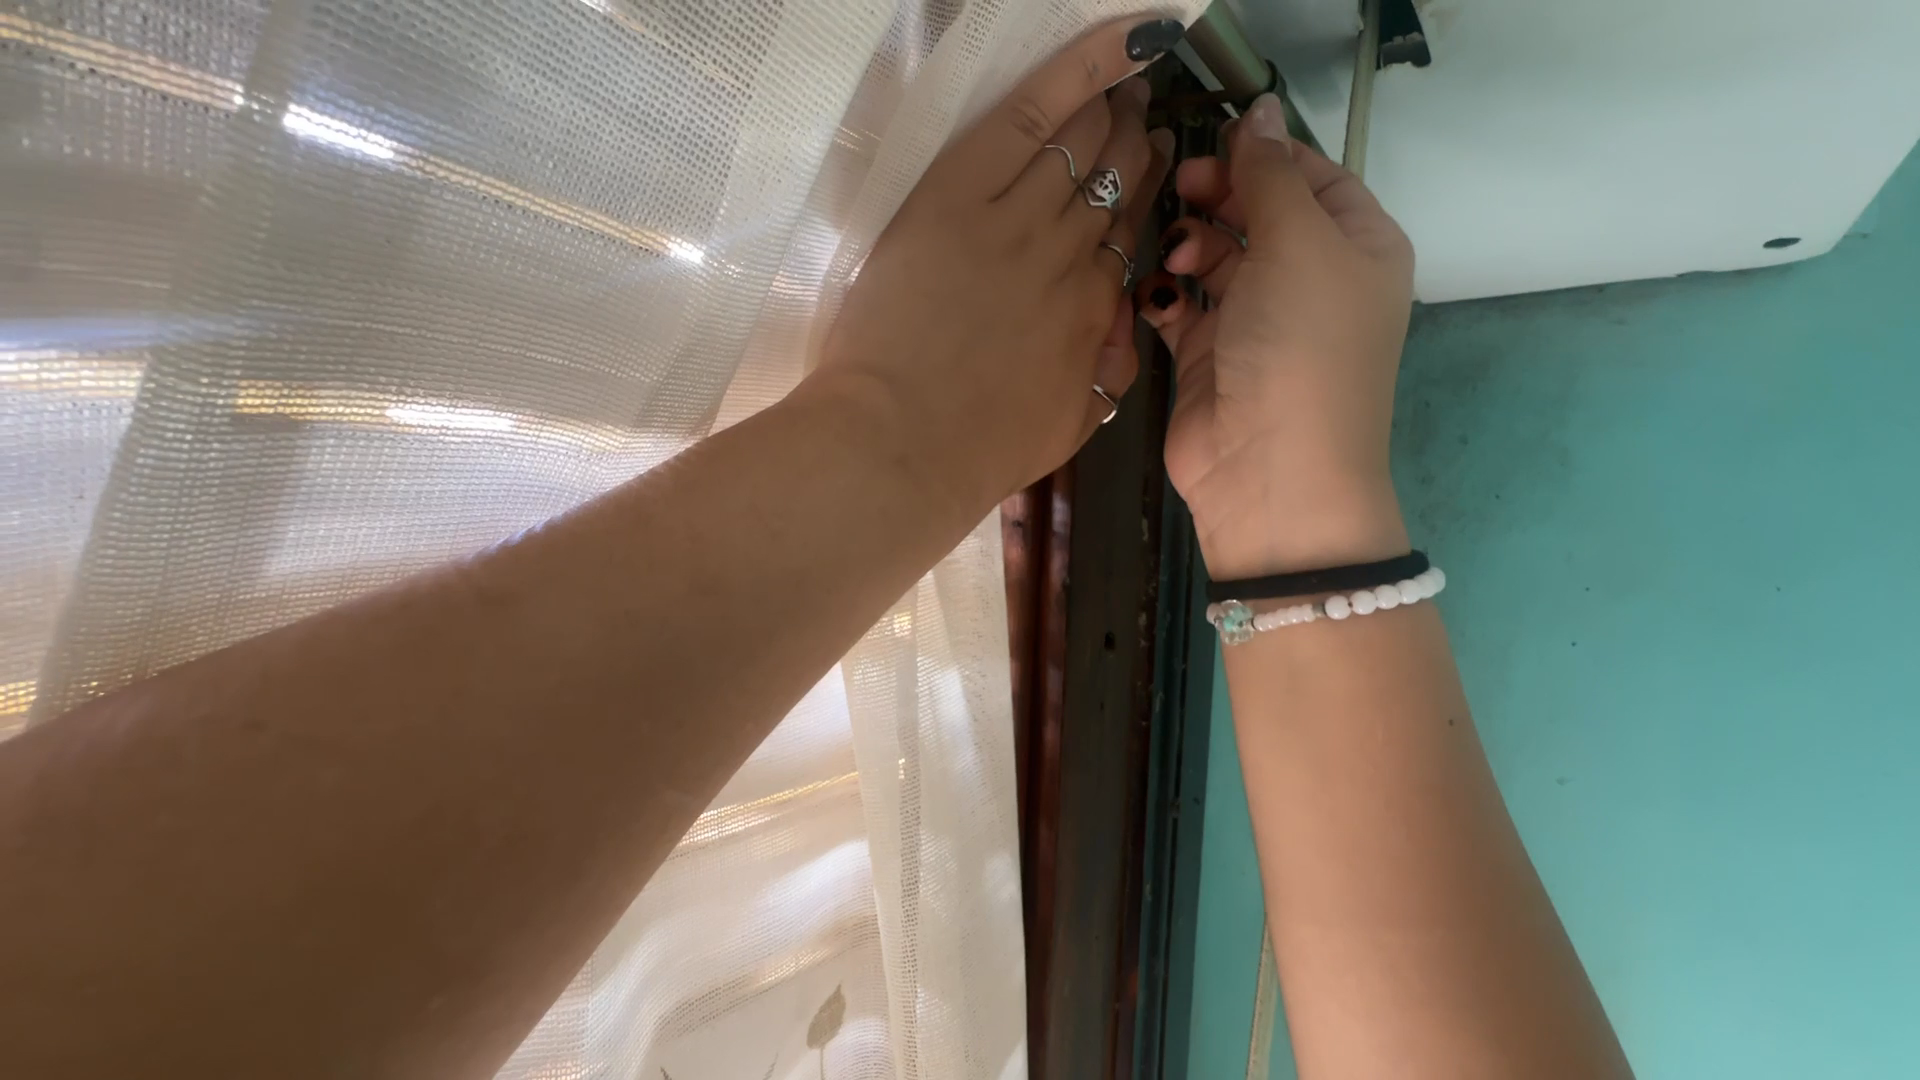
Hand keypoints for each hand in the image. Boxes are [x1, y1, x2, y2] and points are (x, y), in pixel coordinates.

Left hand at [810, 19, 1180, 517]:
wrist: (903, 445)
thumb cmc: (976, 450)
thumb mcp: (1068, 427)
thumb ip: (1106, 375)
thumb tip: (1122, 330)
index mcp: (1092, 312)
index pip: (1124, 233)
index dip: (1139, 193)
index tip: (1147, 166)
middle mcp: (1067, 256)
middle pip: (1113, 180)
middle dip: (1132, 140)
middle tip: (1138, 109)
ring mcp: (1015, 221)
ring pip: (1080, 144)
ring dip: (1109, 106)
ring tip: (1125, 79)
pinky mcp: (958, 197)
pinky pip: (1028, 117)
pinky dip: (1077, 71)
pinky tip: (1119, 43)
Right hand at [1139, 94, 1416, 579]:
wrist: (1268, 469)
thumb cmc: (1300, 346)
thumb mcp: (1298, 244)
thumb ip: (1270, 174)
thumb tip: (1257, 109)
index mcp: (1355, 247)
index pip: (1311, 177)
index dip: (1264, 155)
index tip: (1215, 145)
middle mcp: (1309, 281)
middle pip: (1258, 214)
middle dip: (1220, 197)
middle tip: (1182, 190)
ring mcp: (1256, 322)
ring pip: (1215, 259)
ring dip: (1190, 246)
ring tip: (1175, 257)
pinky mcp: (1208, 357)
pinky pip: (1182, 308)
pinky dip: (1166, 296)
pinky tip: (1155, 297)